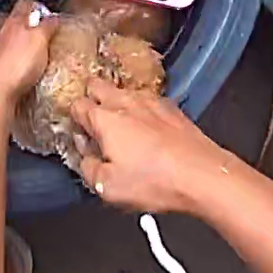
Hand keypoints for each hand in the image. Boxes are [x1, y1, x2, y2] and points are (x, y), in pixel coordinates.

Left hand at [0, 0, 54, 96]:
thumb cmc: (22, 65)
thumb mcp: (42, 42)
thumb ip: (47, 26)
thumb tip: (53, 16)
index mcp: (14, 23)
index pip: (24, 4)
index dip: (35, 5)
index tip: (44, 13)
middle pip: (4, 17)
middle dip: (14, 19)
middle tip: (27, 27)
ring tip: (6, 40)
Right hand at [70, 79, 238, 215]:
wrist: (199, 171)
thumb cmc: (156, 179)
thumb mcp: (108, 187)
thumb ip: (88, 169)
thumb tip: (85, 160)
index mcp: (105, 119)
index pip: (78, 105)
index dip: (73, 118)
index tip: (76, 131)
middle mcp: (126, 102)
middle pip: (98, 85)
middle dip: (90, 96)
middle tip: (91, 118)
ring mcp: (149, 100)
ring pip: (122, 90)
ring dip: (116, 102)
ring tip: (119, 127)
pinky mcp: (168, 106)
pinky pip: (145, 100)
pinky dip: (139, 109)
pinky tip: (144, 129)